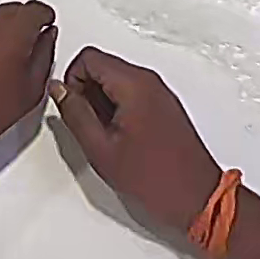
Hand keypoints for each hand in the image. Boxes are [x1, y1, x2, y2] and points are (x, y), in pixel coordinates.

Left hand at [0, 1, 57, 172]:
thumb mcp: (32, 87)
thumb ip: (44, 53)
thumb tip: (46, 37)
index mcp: (14, 30)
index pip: (36, 9)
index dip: (44, 18)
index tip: (46, 23)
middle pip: (13, 9)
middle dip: (23, 23)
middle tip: (25, 48)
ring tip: (0, 60)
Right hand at [49, 47, 223, 232]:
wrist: (200, 201)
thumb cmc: (156, 179)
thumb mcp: (100, 148)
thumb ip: (74, 113)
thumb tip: (59, 89)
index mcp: (133, 85)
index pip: (88, 57)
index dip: (72, 79)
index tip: (73, 107)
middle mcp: (148, 81)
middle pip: (101, 65)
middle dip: (86, 90)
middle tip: (89, 125)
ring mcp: (159, 92)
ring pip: (114, 79)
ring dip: (101, 101)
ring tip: (106, 135)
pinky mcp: (163, 105)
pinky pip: (130, 91)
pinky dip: (117, 107)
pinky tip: (120, 137)